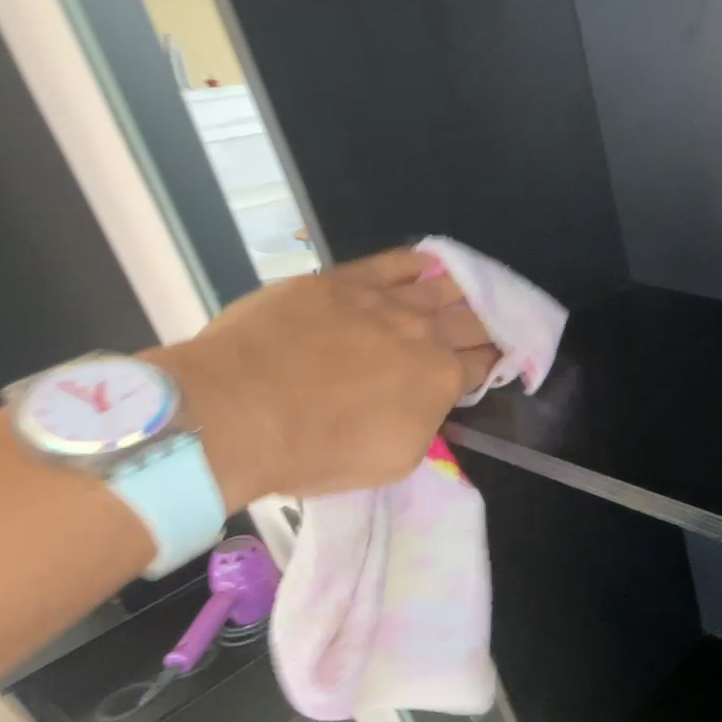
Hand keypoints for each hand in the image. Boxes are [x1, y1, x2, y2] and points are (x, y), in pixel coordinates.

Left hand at [151, 249, 495, 505]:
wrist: (232, 415)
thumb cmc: (314, 451)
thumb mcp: (394, 459)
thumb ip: (424, 421)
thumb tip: (426, 402)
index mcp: (444, 378)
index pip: (483, 363)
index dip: (489, 364)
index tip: (488, 365)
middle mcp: (425, 333)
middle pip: (473, 320)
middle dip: (487, 325)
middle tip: (486, 330)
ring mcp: (384, 301)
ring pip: (442, 287)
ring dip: (462, 292)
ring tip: (468, 294)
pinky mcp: (340, 281)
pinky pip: (393, 262)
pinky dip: (419, 263)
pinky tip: (430, 264)